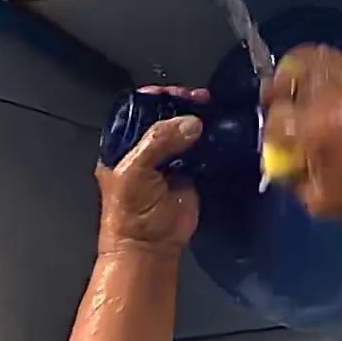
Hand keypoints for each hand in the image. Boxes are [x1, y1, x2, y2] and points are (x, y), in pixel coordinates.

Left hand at [95, 86, 205, 256]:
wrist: (150, 247)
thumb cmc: (131, 212)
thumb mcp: (136, 170)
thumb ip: (159, 141)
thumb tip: (192, 122)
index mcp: (123, 145)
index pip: (138, 110)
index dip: (155, 97)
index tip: (174, 93)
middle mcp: (146, 148)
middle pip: (166, 115)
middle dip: (181, 104)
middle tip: (198, 98)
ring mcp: (170, 158)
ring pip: (186, 128)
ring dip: (199, 117)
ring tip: (211, 107)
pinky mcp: (192, 170)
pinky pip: (203, 147)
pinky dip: (211, 136)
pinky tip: (219, 127)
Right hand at [260, 46, 341, 223]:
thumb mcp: (321, 201)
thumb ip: (294, 178)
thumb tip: (282, 158)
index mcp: (318, 128)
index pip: (277, 119)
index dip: (271, 130)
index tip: (277, 139)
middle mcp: (334, 97)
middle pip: (291, 74)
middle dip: (277, 88)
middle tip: (275, 98)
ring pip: (314, 58)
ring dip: (298, 73)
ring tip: (295, 86)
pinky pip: (338, 65)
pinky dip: (323, 73)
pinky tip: (323, 91)